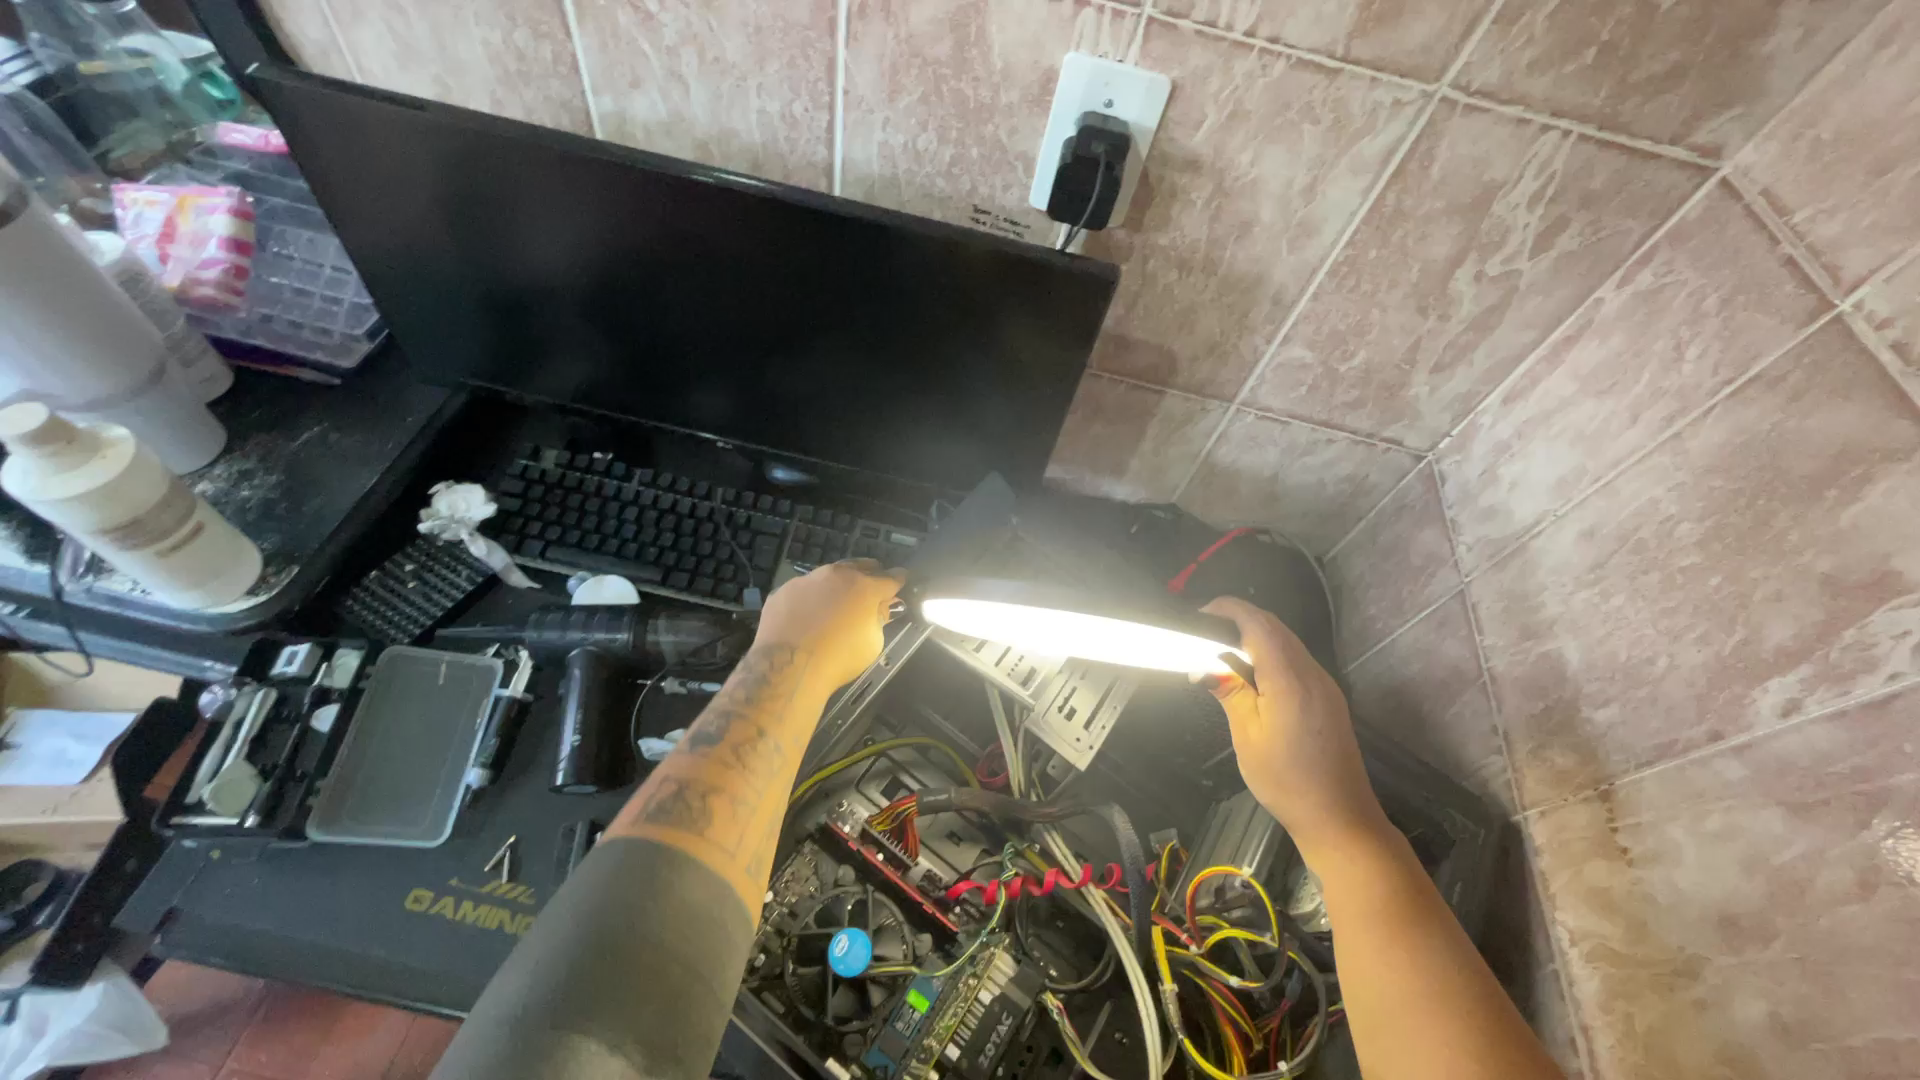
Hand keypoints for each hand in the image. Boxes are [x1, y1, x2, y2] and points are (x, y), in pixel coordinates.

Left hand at [753, 559, 905, 689]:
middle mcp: (837, 575)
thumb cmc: (839, 658)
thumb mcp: (873, 643)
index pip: (890, 577)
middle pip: (860, 566)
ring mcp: (807, 580)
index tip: (901, 580)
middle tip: (872, 586)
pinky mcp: (783, 590)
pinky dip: (811, 597)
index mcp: (865, 586)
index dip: (899, 580)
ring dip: (838, 584)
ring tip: (838, 600)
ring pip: (829, 574)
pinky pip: (804, 589)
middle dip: (870, 574)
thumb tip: (880, 607)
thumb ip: (879, 618)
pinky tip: (808, 614)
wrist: (789, 666)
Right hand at [1201, 597, 1392, 860]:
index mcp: (1289, 679)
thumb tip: (1204, 665)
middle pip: (1275, 628)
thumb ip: (1229, 692)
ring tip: (1221, 655)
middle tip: (1203, 635)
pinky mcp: (1328, 699)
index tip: (1200, 614)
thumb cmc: (1286, 781)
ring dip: (1255, 638)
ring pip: (1287, 643)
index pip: (1258, 624)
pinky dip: (1271, 655)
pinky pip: (1296, 661)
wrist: (1340, 817)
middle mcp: (1312, 673)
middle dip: (1239, 621)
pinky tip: (1251, 677)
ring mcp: (1324, 685)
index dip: (1229, 609)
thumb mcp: (1247, 737)